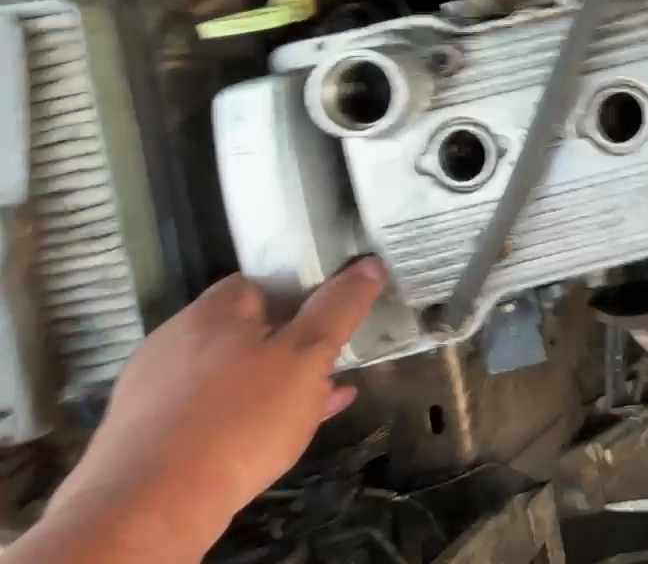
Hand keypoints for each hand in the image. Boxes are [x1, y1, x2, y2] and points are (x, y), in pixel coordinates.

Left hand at [39, 260, 387, 556]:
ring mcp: (158, 393)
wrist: (146, 514)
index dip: (305, 286)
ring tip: (326, 389)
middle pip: (250, 327)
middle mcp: (174, 345)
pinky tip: (296, 421)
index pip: (262, 280)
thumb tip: (369, 265)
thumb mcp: (307, 355)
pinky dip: (257, 408)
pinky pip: (220, 408)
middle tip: (337, 351)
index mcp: (209, 315)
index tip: (341, 304)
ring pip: (237, 370)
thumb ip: (340, 307)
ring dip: (281, 375)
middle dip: (297, 336)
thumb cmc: (237, 419)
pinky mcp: (154, 435)